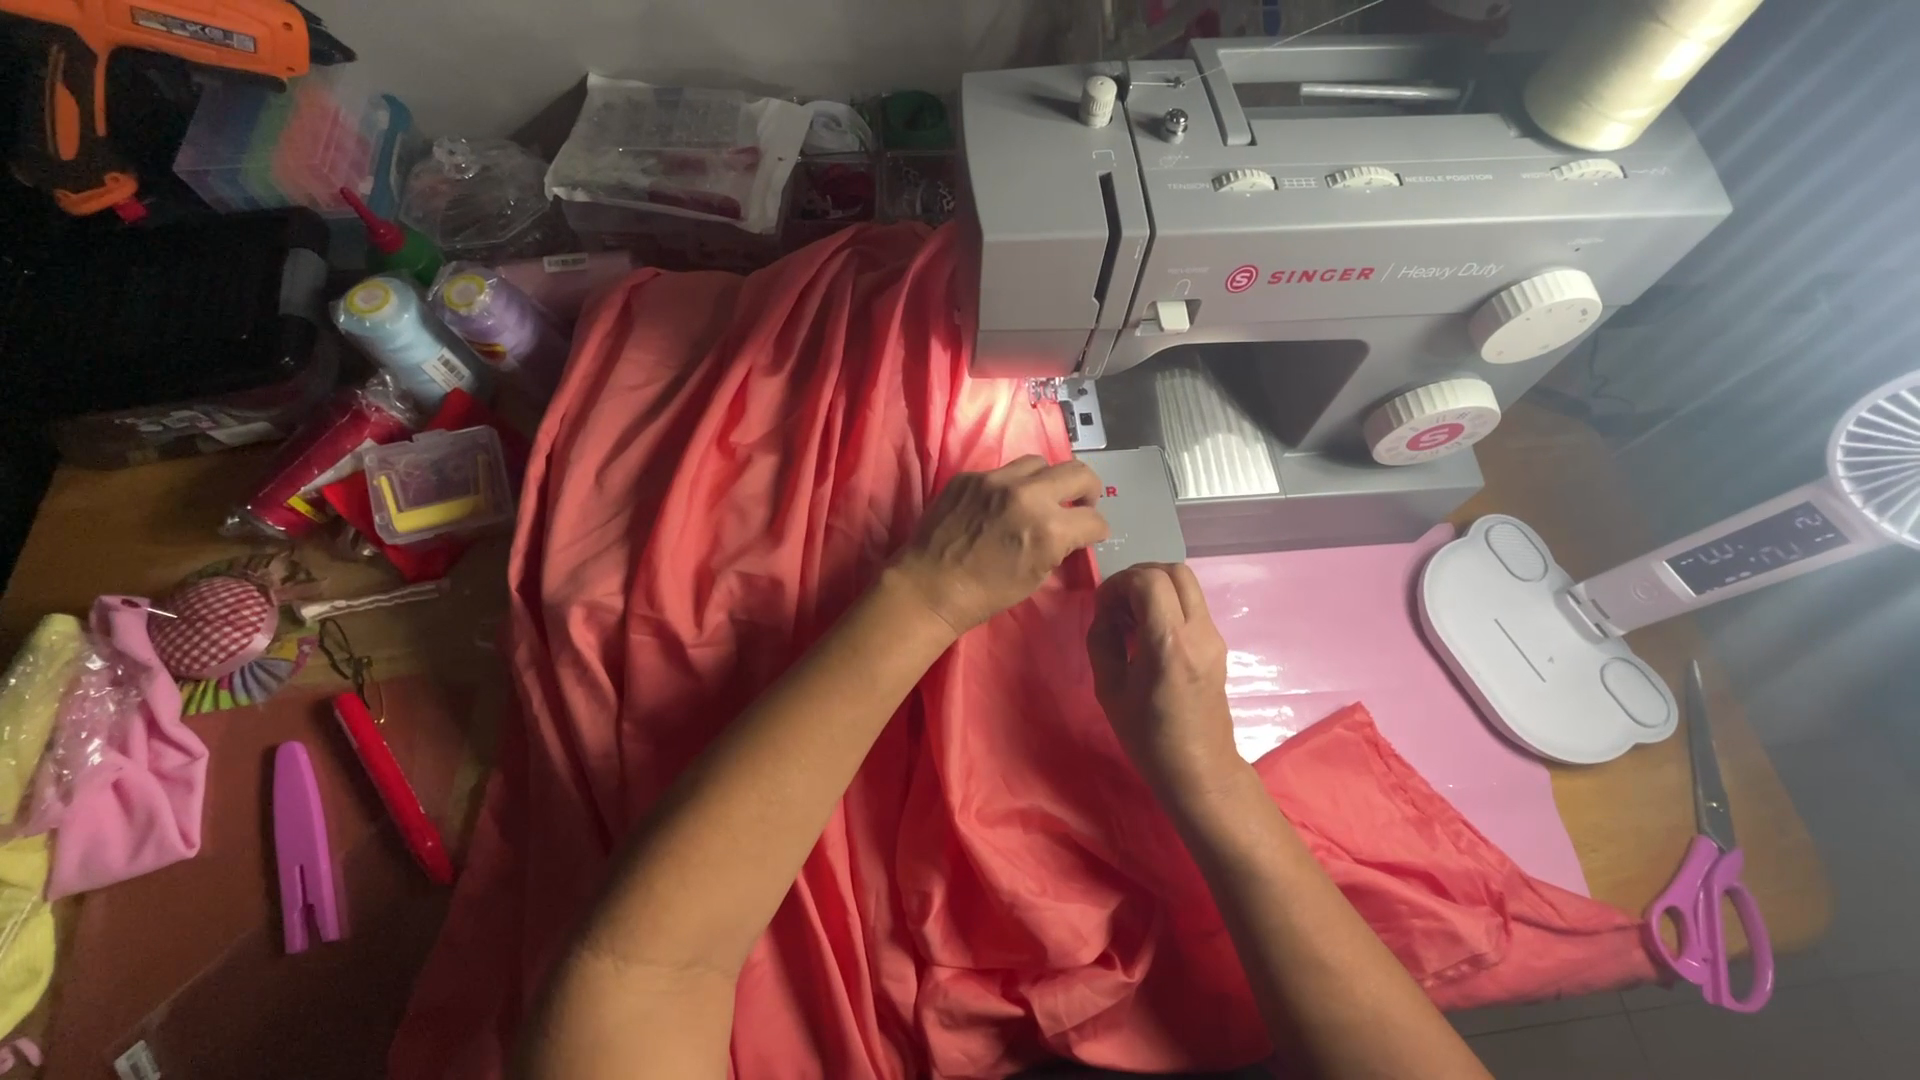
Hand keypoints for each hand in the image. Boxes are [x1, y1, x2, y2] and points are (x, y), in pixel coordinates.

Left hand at [891, 455, 1108, 635]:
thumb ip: (1059, 546)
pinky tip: (1002, 504)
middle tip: (1080, 504)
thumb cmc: (985, 594)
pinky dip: (1012, 485)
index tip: (1091, 534)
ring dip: (1049, 481)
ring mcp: (996, 480)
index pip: (1093, 519)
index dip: (1097, 530)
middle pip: (1079, 473)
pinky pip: (1003, 471)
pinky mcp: (970, 476)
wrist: (929, 587)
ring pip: (1041, 463)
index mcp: (1049, 529)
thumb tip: (1070, 533)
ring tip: (1041, 498)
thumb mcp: (1036, 576)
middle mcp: (1028, 496)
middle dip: (1088, 490)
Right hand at [1085, 563, 1238, 796]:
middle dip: (1139, 576)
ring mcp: (1213, 636)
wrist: (1200, 770)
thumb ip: (1103, 641)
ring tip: (1131, 617)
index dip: (1119, 584)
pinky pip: (1192, 604)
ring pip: (1187, 584)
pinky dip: (1167, 603)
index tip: (1103, 608)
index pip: (1148, 581)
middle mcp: (1198, 632)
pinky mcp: (1217, 644)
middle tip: (1117, 604)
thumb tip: (1106, 613)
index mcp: (1169, 644)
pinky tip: (1148, 632)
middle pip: (1174, 571)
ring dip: (1155, 587)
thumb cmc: (1148, 737)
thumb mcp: (1109, 690)